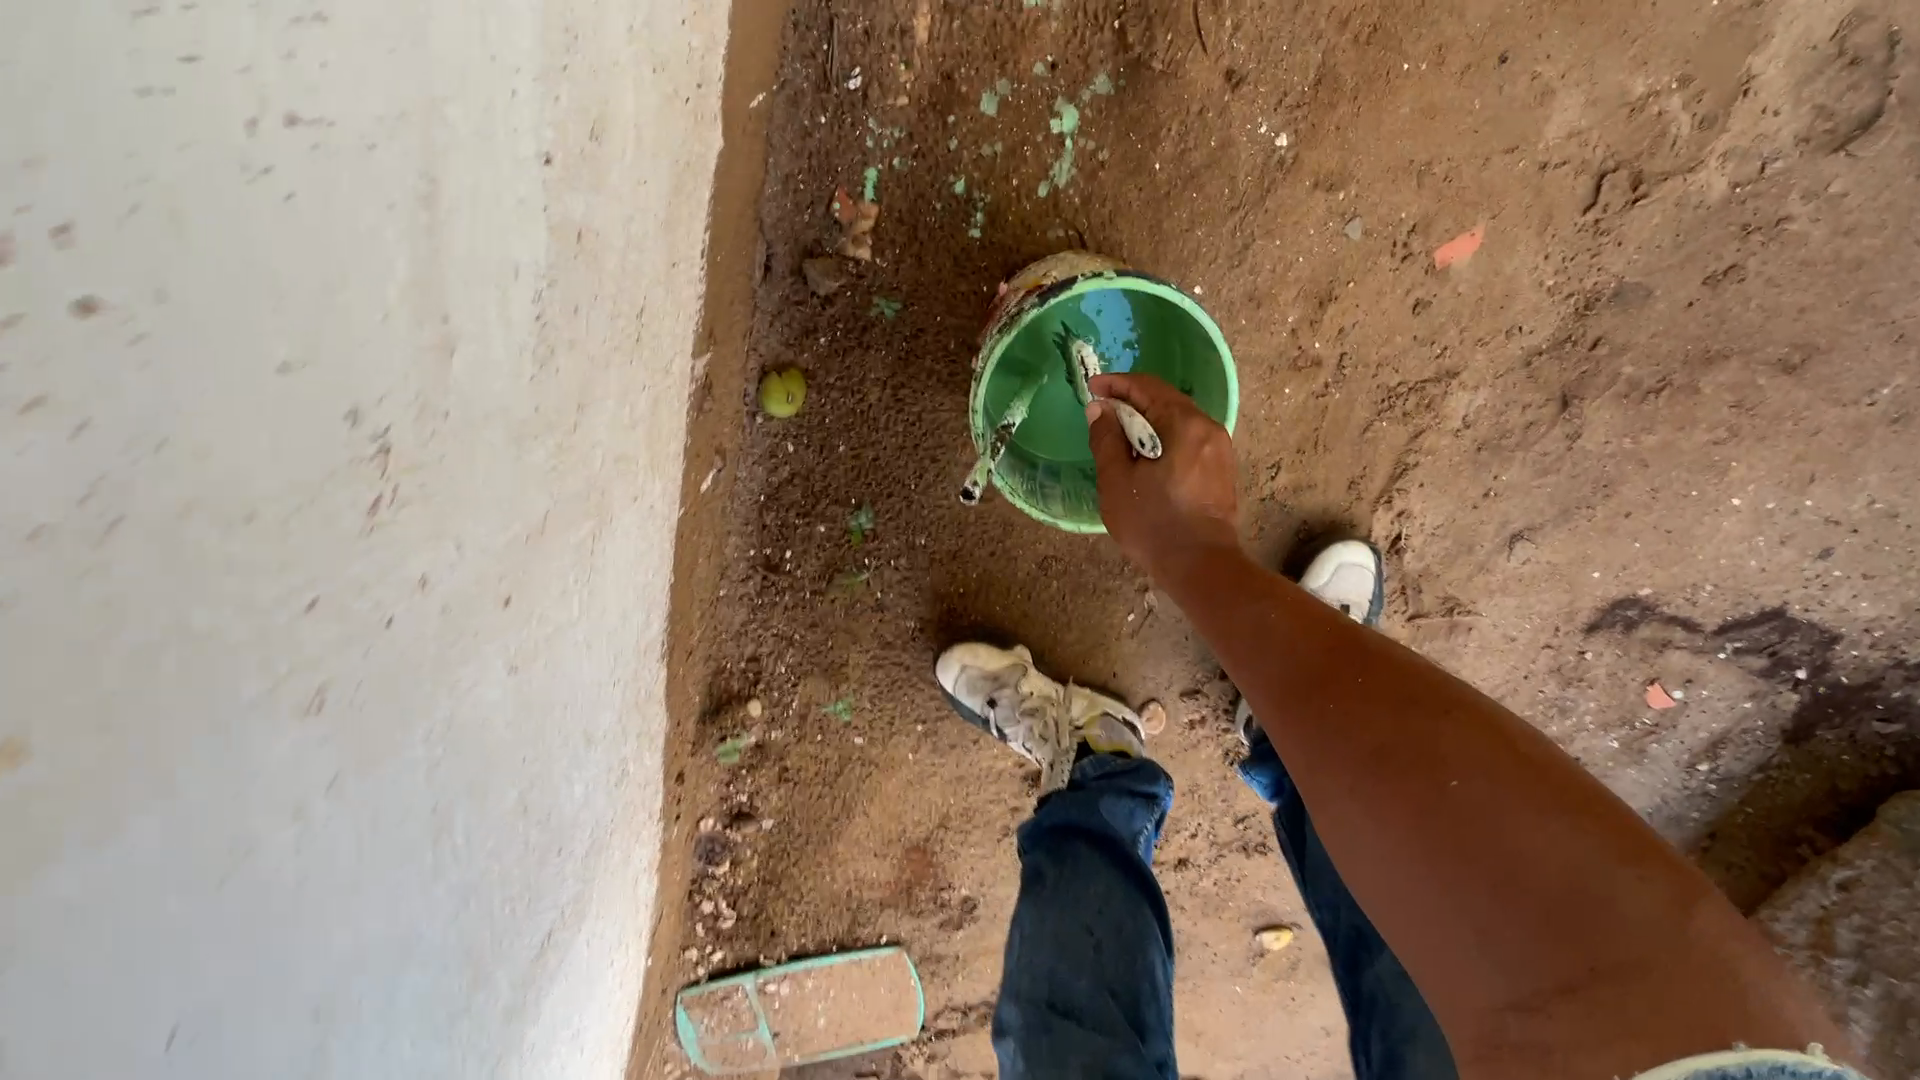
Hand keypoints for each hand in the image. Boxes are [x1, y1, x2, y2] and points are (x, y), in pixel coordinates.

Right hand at [1085, 373, 1242, 583]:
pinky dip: (1164, 438)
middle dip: (1132, 402)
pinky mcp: (1220, 470)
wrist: (1200, 565)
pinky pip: (1188, 440)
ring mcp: (1219, 449)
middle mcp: (1207, 428)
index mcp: (1183, 424)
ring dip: (1148, 422)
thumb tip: (1101, 409)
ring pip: (1178, 421)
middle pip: (1166, 400)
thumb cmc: (1153, 523)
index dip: (1116, 384)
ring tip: (1120, 438)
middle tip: (1103, 414)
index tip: (1091, 390)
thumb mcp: (1116, 480)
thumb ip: (1106, 439)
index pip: (1147, 387)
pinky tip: (1147, 457)